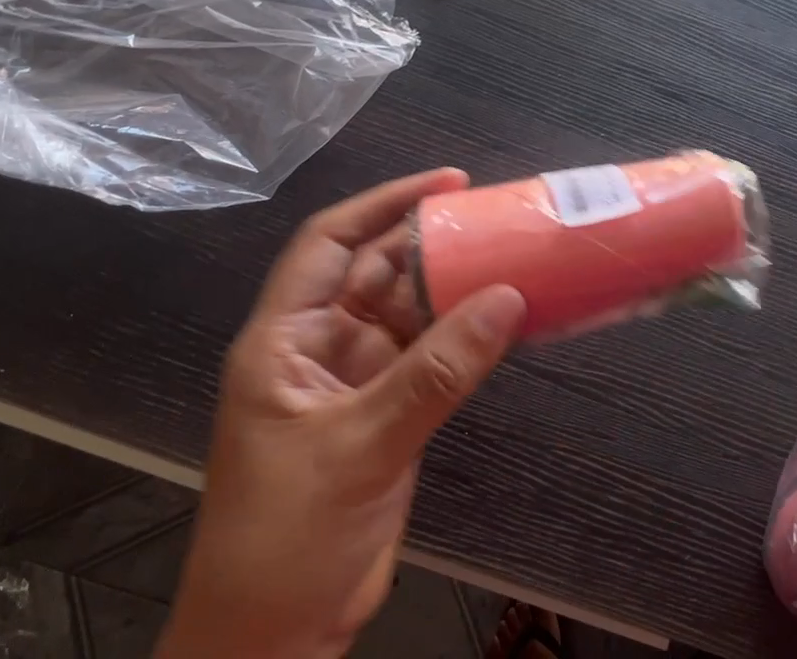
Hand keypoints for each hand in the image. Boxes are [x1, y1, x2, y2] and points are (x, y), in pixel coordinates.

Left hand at [157, 169, 526, 658]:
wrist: (278, 632)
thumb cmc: (287, 536)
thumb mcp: (361, 445)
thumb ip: (437, 373)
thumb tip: (509, 298)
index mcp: (284, 341)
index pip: (330, 245)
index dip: (386, 203)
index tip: (451, 182)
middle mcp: (321, 349)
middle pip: (381, 273)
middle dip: (437, 243)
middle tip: (503, 219)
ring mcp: (360, 382)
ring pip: (415, 316)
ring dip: (460, 290)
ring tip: (518, 259)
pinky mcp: (392, 414)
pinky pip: (437, 359)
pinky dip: (471, 339)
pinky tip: (511, 322)